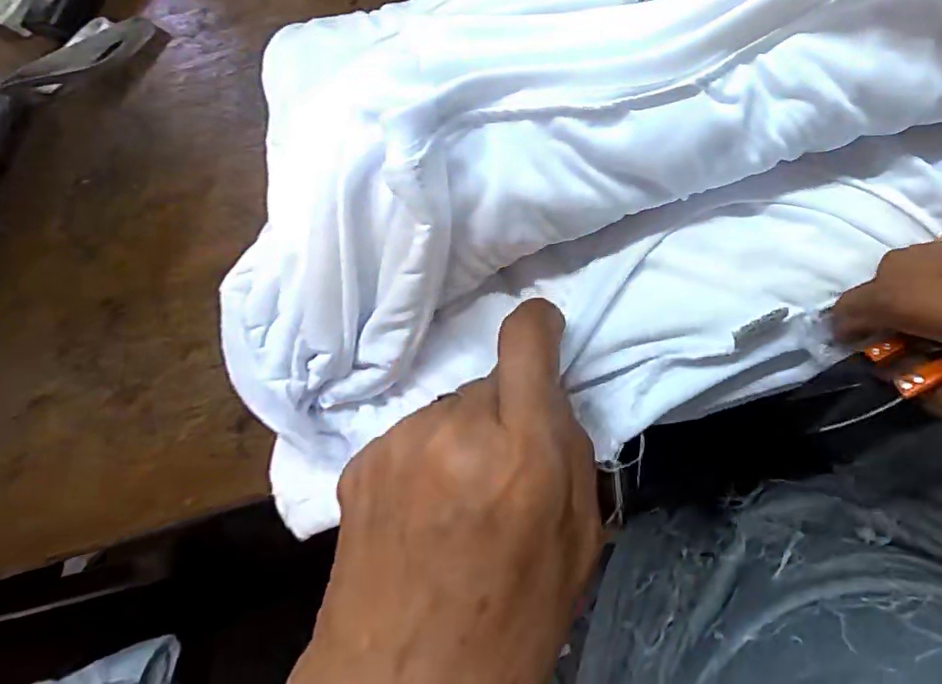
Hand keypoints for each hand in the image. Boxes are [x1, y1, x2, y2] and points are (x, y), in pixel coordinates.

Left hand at [291, 300, 604, 683]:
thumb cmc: (516, 616)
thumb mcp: (580, 532)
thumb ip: (572, 449)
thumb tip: (549, 400)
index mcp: (523, 450)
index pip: (524, 340)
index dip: (539, 326)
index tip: (545, 334)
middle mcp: (457, 432)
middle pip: (493, 380)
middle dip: (507, 410)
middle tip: (506, 465)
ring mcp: (401, 445)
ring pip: (452, 406)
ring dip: (465, 432)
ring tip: (459, 495)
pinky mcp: (360, 463)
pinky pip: (416, 433)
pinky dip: (428, 455)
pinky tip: (423, 509)